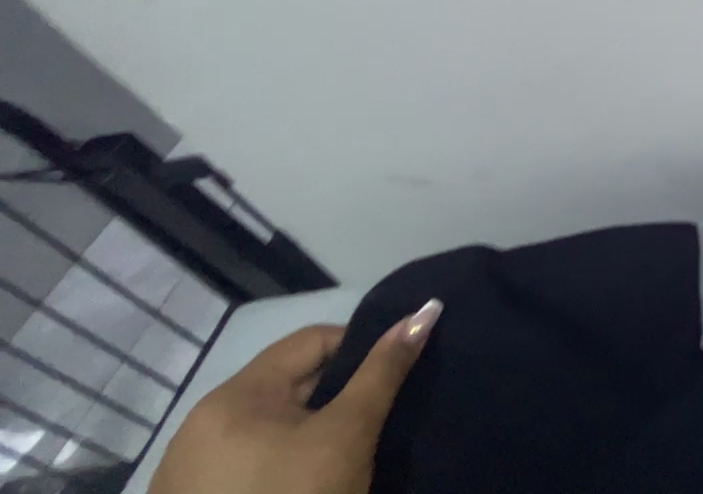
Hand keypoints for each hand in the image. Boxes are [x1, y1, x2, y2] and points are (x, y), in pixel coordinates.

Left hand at [151, 299, 441, 493]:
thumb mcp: (350, 431)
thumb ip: (385, 367)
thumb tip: (427, 309)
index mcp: (232, 397)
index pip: (313, 340)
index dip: (361, 349)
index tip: (389, 378)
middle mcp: (201, 423)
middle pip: (293, 379)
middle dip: (341, 390)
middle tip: (375, 414)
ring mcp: (190, 467)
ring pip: (277, 419)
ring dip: (317, 424)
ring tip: (347, 448)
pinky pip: (254, 454)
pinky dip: (288, 454)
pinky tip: (309, 479)